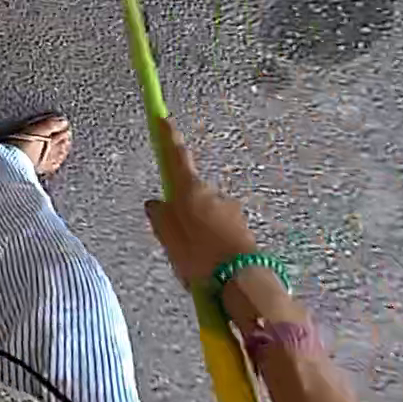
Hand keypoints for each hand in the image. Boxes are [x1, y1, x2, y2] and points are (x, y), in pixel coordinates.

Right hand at [143, 123, 261, 287]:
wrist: (245, 284)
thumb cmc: (201, 257)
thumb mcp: (168, 238)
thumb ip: (159, 217)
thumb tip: (157, 203)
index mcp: (190, 190)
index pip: (177, 156)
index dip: (168, 136)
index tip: (163, 118)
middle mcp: (213, 193)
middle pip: (190, 191)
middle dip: (182, 206)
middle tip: (174, 235)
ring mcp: (231, 210)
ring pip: (205, 211)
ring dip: (198, 226)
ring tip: (192, 258)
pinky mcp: (243, 229)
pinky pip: (219, 228)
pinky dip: (211, 239)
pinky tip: (208, 263)